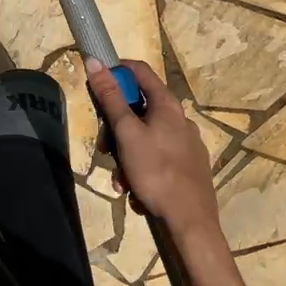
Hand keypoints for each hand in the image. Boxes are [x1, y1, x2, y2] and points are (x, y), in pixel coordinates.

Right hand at [85, 59, 223, 234]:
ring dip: (126, 155)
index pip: (139, 70)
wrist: (191, 224)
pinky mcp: (190, 168)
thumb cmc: (156, 170)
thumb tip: (94, 61)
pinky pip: (158, 158)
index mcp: (168, 105)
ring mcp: (188, 145)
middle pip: (139, 109)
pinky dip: (142, 168)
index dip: (116, 70)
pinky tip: (136, 190)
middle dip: (116, 127)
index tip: (98, 84)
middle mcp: (181, 119)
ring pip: (146, 137)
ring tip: (120, 180)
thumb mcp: (126, 132)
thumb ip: (110, 97)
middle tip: (104, 148)